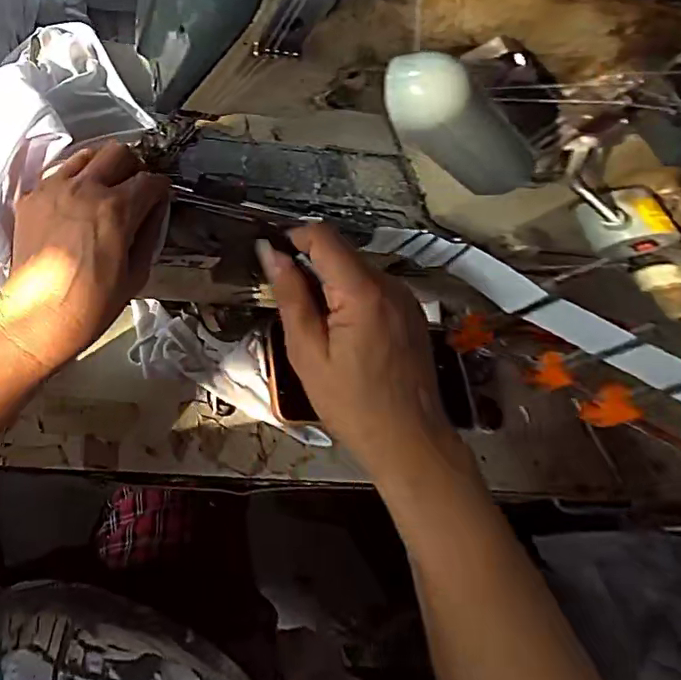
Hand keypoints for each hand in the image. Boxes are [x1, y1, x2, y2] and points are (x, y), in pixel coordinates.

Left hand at [0, 143, 170, 370]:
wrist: (38, 315)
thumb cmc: (91, 304)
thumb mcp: (136, 274)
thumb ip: (149, 233)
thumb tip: (153, 212)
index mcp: (117, 208)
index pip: (151, 179)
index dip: (161, 189)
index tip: (159, 197)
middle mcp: (85, 189)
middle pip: (119, 152)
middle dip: (133, 166)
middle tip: (134, 185)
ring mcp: (54, 189)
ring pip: (86, 155)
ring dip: (101, 166)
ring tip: (103, 186)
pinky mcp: (31, 198)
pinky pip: (57, 174)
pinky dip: (72, 180)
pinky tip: (74, 201)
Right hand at [257, 224, 465, 477]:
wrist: (410, 443)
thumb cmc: (353, 404)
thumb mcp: (306, 351)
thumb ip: (289, 294)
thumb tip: (270, 253)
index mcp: (363, 293)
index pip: (323, 236)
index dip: (291, 237)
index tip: (269, 256)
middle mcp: (390, 286)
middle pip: (339, 250)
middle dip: (307, 265)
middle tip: (286, 301)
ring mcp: (404, 298)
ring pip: (353, 268)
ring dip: (326, 282)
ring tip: (313, 324)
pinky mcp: (409, 312)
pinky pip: (370, 287)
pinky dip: (346, 295)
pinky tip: (338, 330)